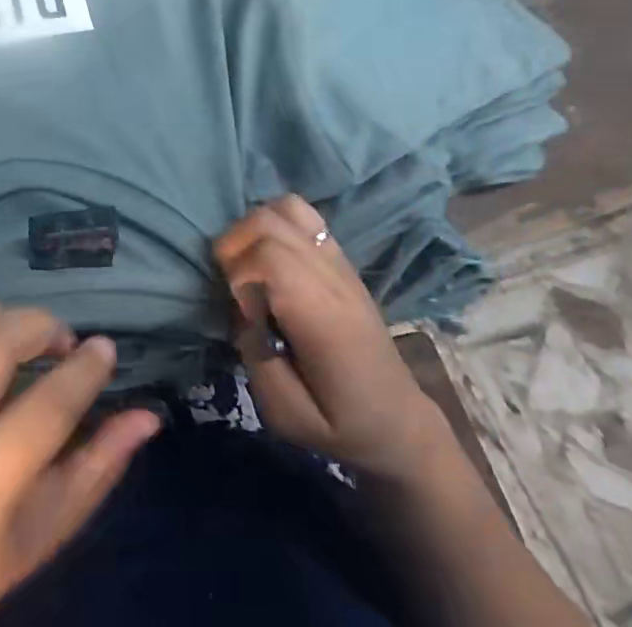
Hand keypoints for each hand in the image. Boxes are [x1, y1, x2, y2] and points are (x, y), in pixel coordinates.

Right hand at [213, 195, 444, 480]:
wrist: (397, 420)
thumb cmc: (340, 424)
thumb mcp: (284, 414)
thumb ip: (254, 355)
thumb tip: (239, 307)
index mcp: (322, 317)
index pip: (269, 257)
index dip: (237, 274)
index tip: (242, 311)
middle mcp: (332, 278)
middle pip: (269, 222)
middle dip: (234, 246)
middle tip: (234, 287)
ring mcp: (340, 262)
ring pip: (286, 207)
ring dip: (253, 228)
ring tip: (248, 267)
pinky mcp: (341, 259)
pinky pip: (303, 214)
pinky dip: (274, 222)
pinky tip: (269, 257)